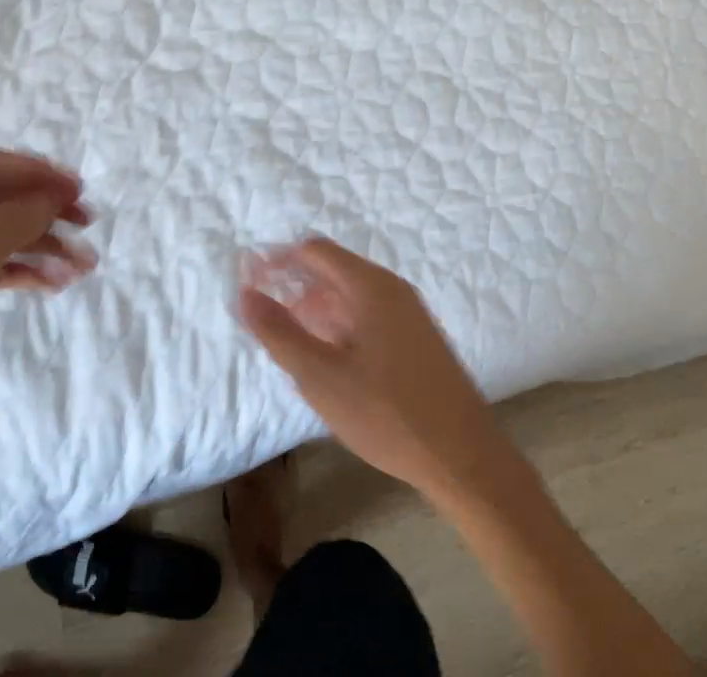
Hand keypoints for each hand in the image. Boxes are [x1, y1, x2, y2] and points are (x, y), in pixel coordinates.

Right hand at [237, 240, 519, 502]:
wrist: (461, 455)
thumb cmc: (386, 414)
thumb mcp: (320, 376)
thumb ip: (279, 332)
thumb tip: (245, 293)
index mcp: (371, 287)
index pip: (314, 252)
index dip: (276, 262)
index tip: (247, 283)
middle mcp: (394, 291)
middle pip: (334, 271)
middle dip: (294, 287)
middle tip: (262, 318)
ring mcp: (411, 315)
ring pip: (352, 297)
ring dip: (316, 310)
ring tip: (288, 342)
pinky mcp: (418, 340)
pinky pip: (370, 318)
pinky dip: (340, 327)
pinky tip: (326, 361)